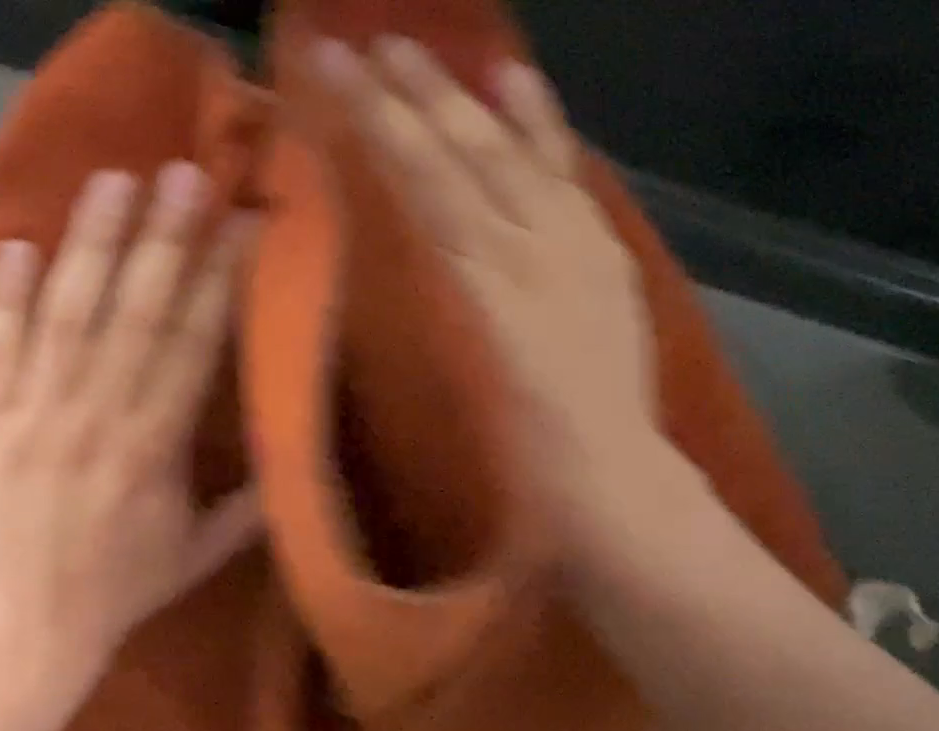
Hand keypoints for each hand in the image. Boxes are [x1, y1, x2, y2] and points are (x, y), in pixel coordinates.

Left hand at [0, 165, 261, 680]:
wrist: (29, 625)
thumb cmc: (118, 591)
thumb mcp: (196, 556)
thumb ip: (248, 508)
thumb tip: (295, 457)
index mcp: (153, 449)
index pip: (191, 345)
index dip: (218, 280)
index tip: (240, 223)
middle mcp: (97, 420)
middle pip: (133, 315)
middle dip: (162, 240)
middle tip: (183, 173)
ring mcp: (35, 417)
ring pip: (65, 318)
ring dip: (89, 247)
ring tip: (109, 184)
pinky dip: (5, 300)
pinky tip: (18, 249)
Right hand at [314, 37, 661, 506]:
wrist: (606, 479)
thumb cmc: (502, 453)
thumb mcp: (444, 403)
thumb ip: (410, 333)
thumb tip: (359, 314)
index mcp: (480, 277)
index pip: (421, 175)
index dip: (376, 118)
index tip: (332, 68)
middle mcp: (526, 241)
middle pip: (460, 148)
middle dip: (410, 91)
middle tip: (362, 43)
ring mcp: (568, 241)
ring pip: (509, 149)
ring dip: (462, 94)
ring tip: (418, 48)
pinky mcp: (594, 251)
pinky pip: (564, 172)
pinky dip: (541, 122)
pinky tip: (516, 83)